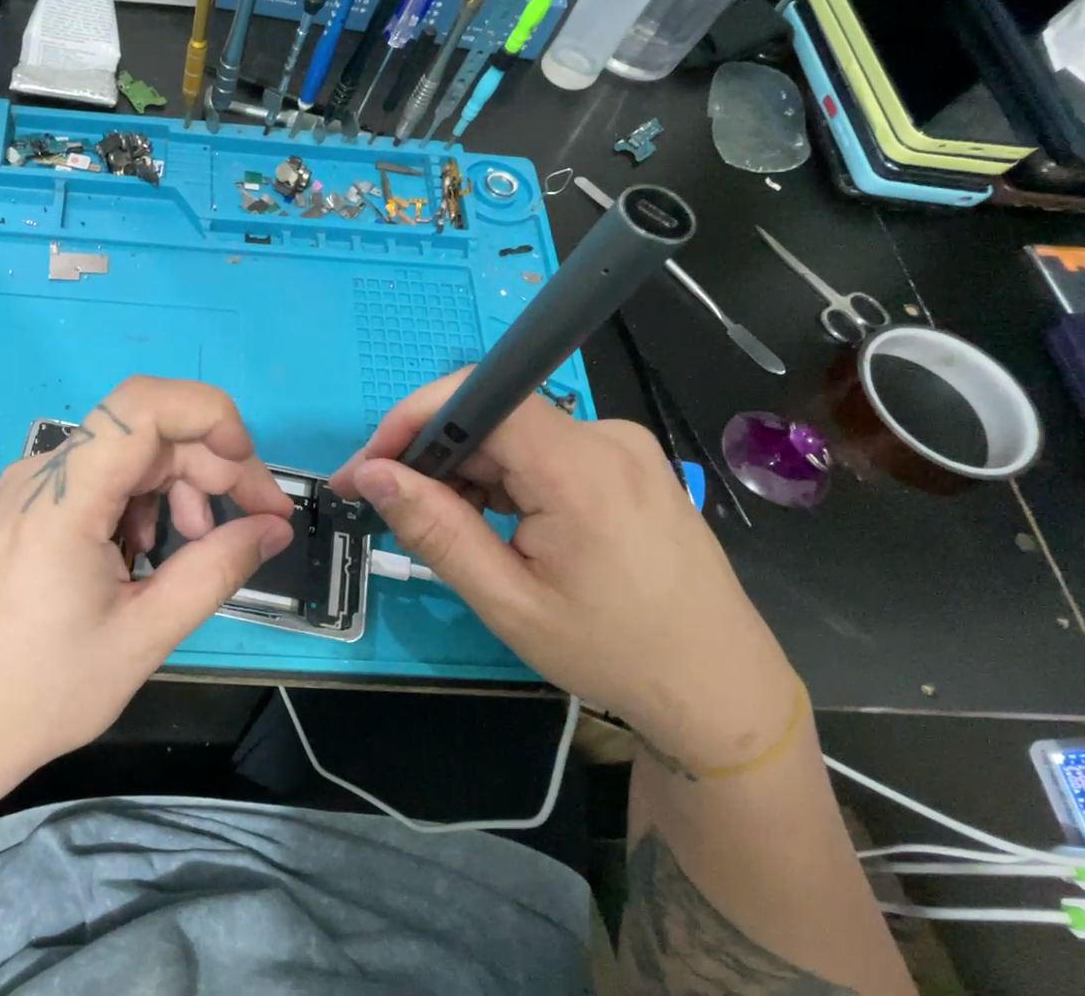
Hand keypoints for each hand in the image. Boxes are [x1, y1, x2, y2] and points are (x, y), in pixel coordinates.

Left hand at [0, 377, 294, 786]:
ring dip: (178, 490)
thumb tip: (275, 528)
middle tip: (256, 524)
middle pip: (145, 434)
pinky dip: (141, 506)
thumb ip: (216, 570)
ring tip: (195, 549)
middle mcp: (41, 476)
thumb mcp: (144, 635)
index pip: (143, 407)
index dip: (210, 417)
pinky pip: (100, 483)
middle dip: (212, 468)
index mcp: (62, 500)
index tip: (250, 473)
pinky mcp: (28, 510)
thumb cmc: (43, 691)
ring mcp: (30, 490)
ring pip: (127, 458)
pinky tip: (147, 556)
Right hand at [330, 369, 797, 766]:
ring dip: (464, 472)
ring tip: (441, 530)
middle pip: (494, 418)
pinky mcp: (627, 466)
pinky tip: (489, 525)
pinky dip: (501, 480)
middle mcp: (607, 439)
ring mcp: (623, 450)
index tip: (366, 469)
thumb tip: (371, 475)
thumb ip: (436, 530)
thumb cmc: (612, 651)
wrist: (718, 686)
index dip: (413, 418)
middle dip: (429, 456)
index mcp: (581, 469)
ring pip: (515, 437)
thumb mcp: (507, 601)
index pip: (481, 398)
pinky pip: (543, 453)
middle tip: (385, 509)